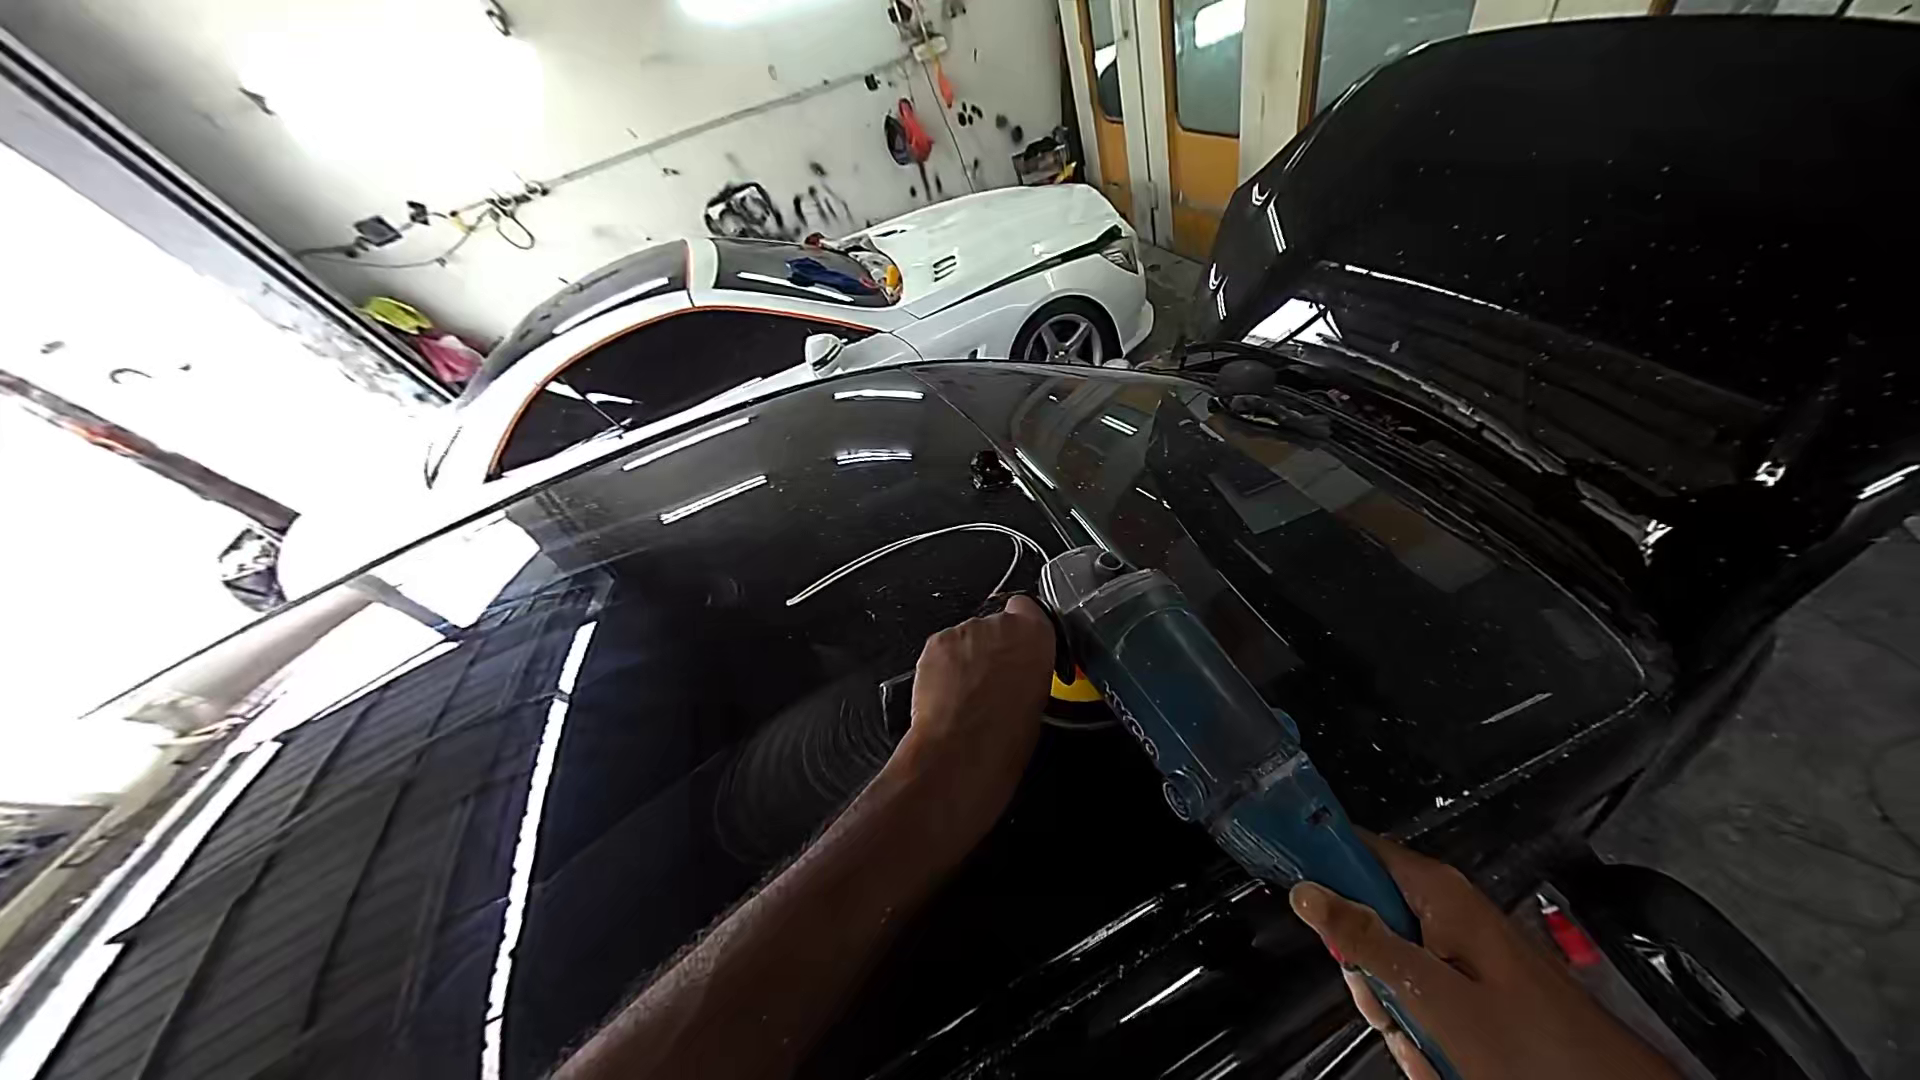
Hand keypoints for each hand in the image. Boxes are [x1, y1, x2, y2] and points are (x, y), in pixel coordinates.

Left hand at [890, 595, 1055, 844]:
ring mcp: (964, 632)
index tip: (1018, 646)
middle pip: (994, 625)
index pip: (1028, 609)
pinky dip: (943, 666)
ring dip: (966, 658)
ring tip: (966, 694)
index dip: (1021, 628)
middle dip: (991, 647)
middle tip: (990, 680)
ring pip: (966, 638)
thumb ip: (1030, 671)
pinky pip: (942, 648)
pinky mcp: (935, 643)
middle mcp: (998, 625)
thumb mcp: (1040, 701)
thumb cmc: (1006, 737)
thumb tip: (1021, 676)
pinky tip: (948, 694)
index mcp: (1035, 635)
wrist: (962, 751)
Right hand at [1289, 835, 1681, 1079]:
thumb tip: (1306, 891)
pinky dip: (1422, 1027)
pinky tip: (1445, 1058)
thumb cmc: (1538, 1053)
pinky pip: (1419, 991)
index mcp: (1435, 891)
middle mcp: (1444, 908)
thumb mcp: (1434, 996)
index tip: (1305, 901)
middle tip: (1388, 1004)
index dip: (1320, 868)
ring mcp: (1458, 946)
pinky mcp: (1471, 982)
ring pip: (1388, 961)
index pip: (1351, 848)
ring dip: (1395, 1008)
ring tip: (1429, 1046)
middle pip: (1364, 915)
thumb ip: (1365, 939)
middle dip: (1366, 968)